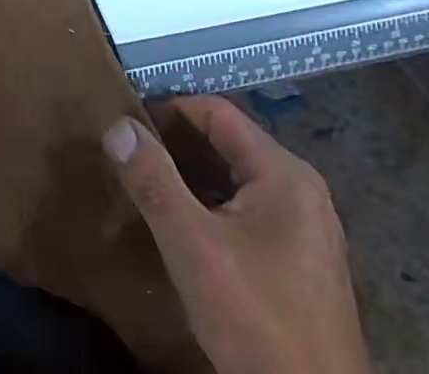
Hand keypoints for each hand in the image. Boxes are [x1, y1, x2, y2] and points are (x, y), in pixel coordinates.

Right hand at [104, 96, 369, 373]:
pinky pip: (255, 212)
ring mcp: (309, 225)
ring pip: (243, 181)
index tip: (132, 123)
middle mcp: (303, 187)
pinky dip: (220, 207)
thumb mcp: (194, 248)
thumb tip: (119, 128)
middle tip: (135, 156)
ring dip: (199, 178)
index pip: (220, 113)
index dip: (173, 109)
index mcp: (284, 171)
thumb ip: (155, 183)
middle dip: (182, 145)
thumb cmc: (255, 318)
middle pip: (233, 144)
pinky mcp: (306, 260)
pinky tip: (192, 230)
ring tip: (154, 187)